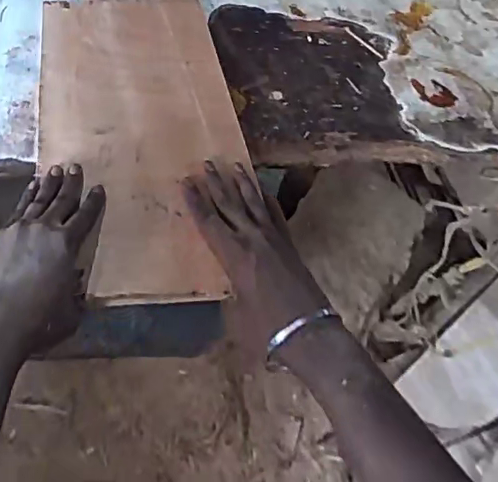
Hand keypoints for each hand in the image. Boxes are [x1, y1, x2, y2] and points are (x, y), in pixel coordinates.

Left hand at [0, 164, 105, 359]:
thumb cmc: (38, 323)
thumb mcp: (70, 314)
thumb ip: (75, 295)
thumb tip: (75, 284)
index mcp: (66, 246)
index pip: (84, 218)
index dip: (93, 203)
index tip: (98, 188)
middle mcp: (45, 229)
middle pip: (62, 201)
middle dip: (71, 184)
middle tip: (76, 167)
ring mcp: (21, 228)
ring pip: (39, 199)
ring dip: (49, 184)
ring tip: (56, 170)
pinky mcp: (1, 234)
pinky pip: (19, 208)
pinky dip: (27, 195)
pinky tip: (31, 187)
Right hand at [183, 161, 332, 365]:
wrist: (311, 334)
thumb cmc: (267, 328)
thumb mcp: (236, 310)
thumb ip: (228, 286)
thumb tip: (224, 279)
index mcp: (234, 255)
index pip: (209, 221)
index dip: (196, 201)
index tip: (186, 181)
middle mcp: (251, 239)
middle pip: (229, 204)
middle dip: (216, 183)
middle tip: (207, 163)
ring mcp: (273, 238)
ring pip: (253, 203)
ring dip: (242, 183)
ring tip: (234, 165)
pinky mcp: (288, 243)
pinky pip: (275, 215)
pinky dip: (267, 201)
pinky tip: (263, 191)